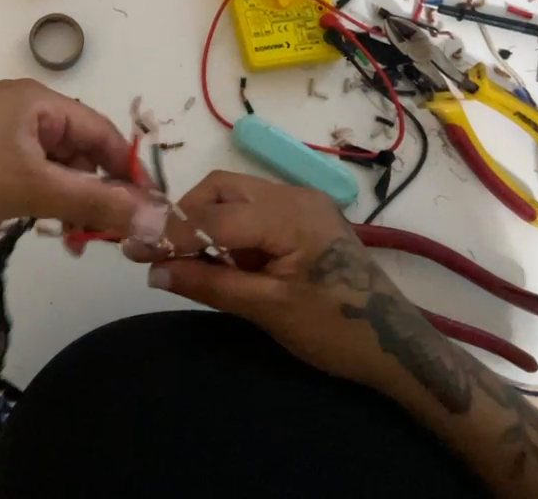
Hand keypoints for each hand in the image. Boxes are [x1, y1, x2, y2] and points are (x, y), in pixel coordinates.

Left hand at [0, 79, 166, 243]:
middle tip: (94, 237)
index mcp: (39, 100)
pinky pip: (22, 165)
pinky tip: (30, 220)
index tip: (141, 214)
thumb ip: (95, 203)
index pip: (102, 131)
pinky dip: (34, 192)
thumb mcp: (35, 189)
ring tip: (62, 239)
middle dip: (89, 192)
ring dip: (62, 198)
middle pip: (76, 147)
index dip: (126, 172)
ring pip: (49, 161)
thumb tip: (154, 217)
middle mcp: (22, 103)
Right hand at [124, 170, 444, 395]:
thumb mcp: (268, 311)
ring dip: (206, 221)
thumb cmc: (338, 332)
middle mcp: (294, 195)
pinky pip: (253, 207)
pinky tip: (226, 259)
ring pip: (234, 194)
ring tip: (196, 260)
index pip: (214, 217)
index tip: (135, 250)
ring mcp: (302, 202)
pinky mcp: (305, 215)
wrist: (402, 350)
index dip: (172, 235)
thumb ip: (208, 284)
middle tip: (166, 252)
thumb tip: (152, 272)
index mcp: (289, 215)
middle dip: (187, 216)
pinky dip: (229, 226)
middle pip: (221, 188)